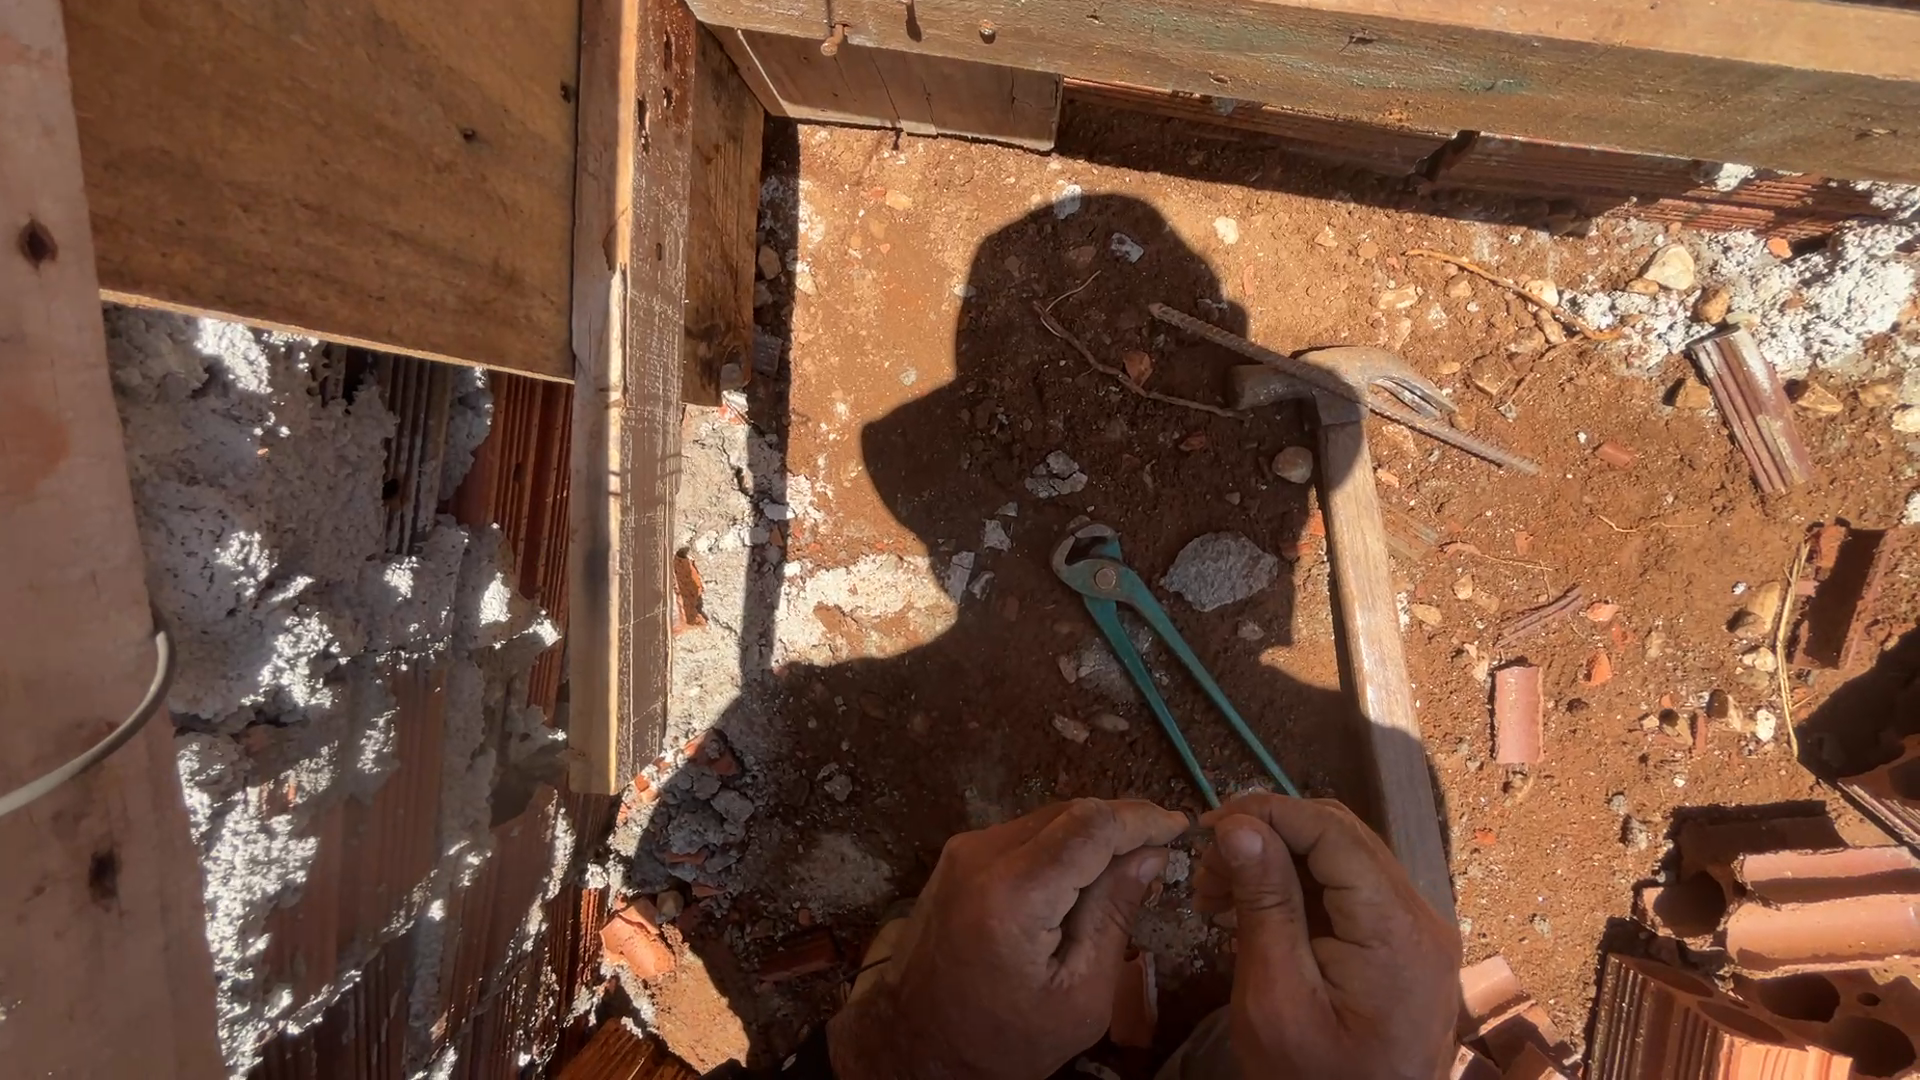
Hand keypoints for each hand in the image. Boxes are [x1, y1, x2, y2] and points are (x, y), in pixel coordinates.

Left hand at [827, 798, 1186, 1078]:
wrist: (914, 1043)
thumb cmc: (1004, 1039)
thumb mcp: (1080, 996)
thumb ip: (1114, 913)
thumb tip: (1150, 852)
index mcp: (1014, 894)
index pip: (1090, 826)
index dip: (1140, 818)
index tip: (1179, 825)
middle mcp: (984, 853)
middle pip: (1069, 812)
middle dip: (1121, 820)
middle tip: (1161, 841)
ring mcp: (965, 847)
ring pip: (1047, 816)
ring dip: (1092, 829)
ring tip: (1130, 857)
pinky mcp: (959, 852)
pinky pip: (1024, 830)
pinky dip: (1061, 840)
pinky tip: (1084, 868)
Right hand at [1194, 794, 1459, 1079]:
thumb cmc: (1312, 1079)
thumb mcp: (1275, 996)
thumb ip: (1264, 903)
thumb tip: (1238, 823)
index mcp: (1397, 931)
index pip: (1331, 830)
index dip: (1266, 812)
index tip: (1208, 829)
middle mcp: (1419, 916)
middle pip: (1336, 833)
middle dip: (1264, 833)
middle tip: (1207, 866)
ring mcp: (1413, 928)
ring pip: (1336, 851)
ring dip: (1273, 855)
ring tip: (1217, 890)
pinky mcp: (1399, 941)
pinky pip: (1343, 883)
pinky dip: (1291, 881)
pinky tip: (1250, 904)